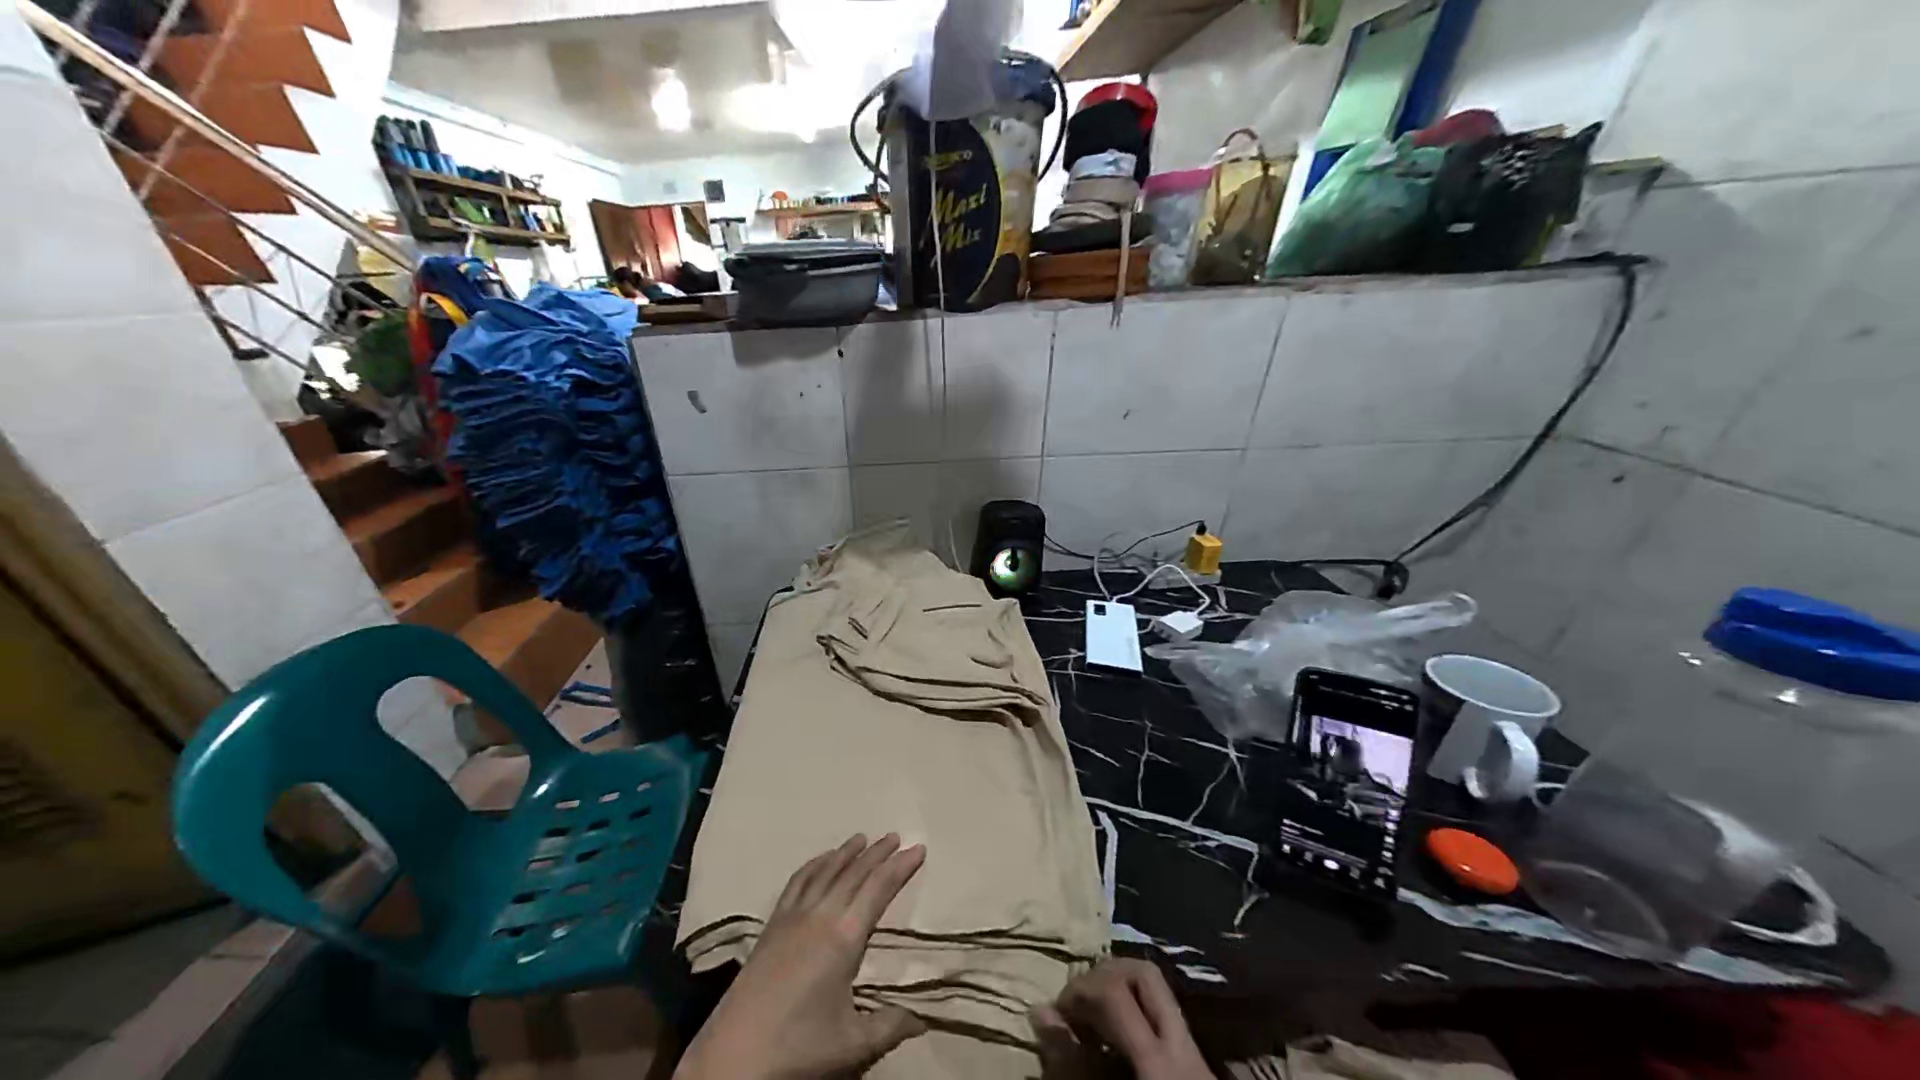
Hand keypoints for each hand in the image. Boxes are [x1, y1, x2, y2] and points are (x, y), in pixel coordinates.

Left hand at [675, 834, 927, 1079]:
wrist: (732, 1056)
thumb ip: (890, 1025)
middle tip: (895, 836)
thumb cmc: (797, 1046)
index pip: (879, 890)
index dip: (900, 867)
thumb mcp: (852, 1044)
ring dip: (846, 853)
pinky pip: (797, 882)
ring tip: (862, 837)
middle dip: (877, 853)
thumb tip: (924, 1018)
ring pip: (825, 872)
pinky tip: (821, 860)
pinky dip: (814, 865)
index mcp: (844, 937)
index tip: (917, 848)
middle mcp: (820, 915)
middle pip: (853, 873)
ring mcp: (792, 917)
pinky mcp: (771, 925)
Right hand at [1032, 959, 1212, 1079]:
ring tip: (1089, 1016)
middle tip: (1074, 1003)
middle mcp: (1183, 1049)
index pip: (1116, 995)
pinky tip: (1111, 1037)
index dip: (1078, 993)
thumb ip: (1069, 1066)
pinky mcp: (1194, 1065)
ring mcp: (1193, 1055)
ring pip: (1156, 990)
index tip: (1055, 1015)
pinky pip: (1161, 1015)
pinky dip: (1131, 1012)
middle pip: (1144, 976)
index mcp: (1159, 1066)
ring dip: (1117, 989)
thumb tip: (1041, 1014)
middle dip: (1103, 977)